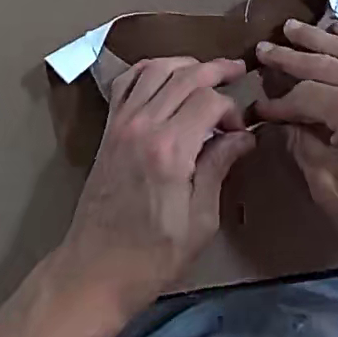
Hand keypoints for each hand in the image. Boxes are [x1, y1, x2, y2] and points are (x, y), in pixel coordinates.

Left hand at [55, 57, 255, 310]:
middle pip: (187, 75)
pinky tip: (167, 76)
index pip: (210, 101)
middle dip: (217, 70)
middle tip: (239, 72)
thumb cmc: (152, 256)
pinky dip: (149, 69)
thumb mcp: (200, 221)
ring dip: (186, 64)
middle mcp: (144, 126)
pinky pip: (128, 81)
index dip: (232, 110)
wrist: (93, 273)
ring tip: (207, 71)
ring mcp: (122, 123)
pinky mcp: (109, 128)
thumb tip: (245, 136)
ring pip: (156, 68)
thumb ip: (220, 167)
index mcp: (170, 150)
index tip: (239, 132)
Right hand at [252, 19, 337, 262]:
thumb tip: (285, 123)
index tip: (259, 107)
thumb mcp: (331, 186)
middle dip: (291, 56)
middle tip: (263, 48)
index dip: (280, 102)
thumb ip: (303, 146)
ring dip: (320, 38)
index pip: (306, 94)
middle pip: (326, 63)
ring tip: (292, 28)